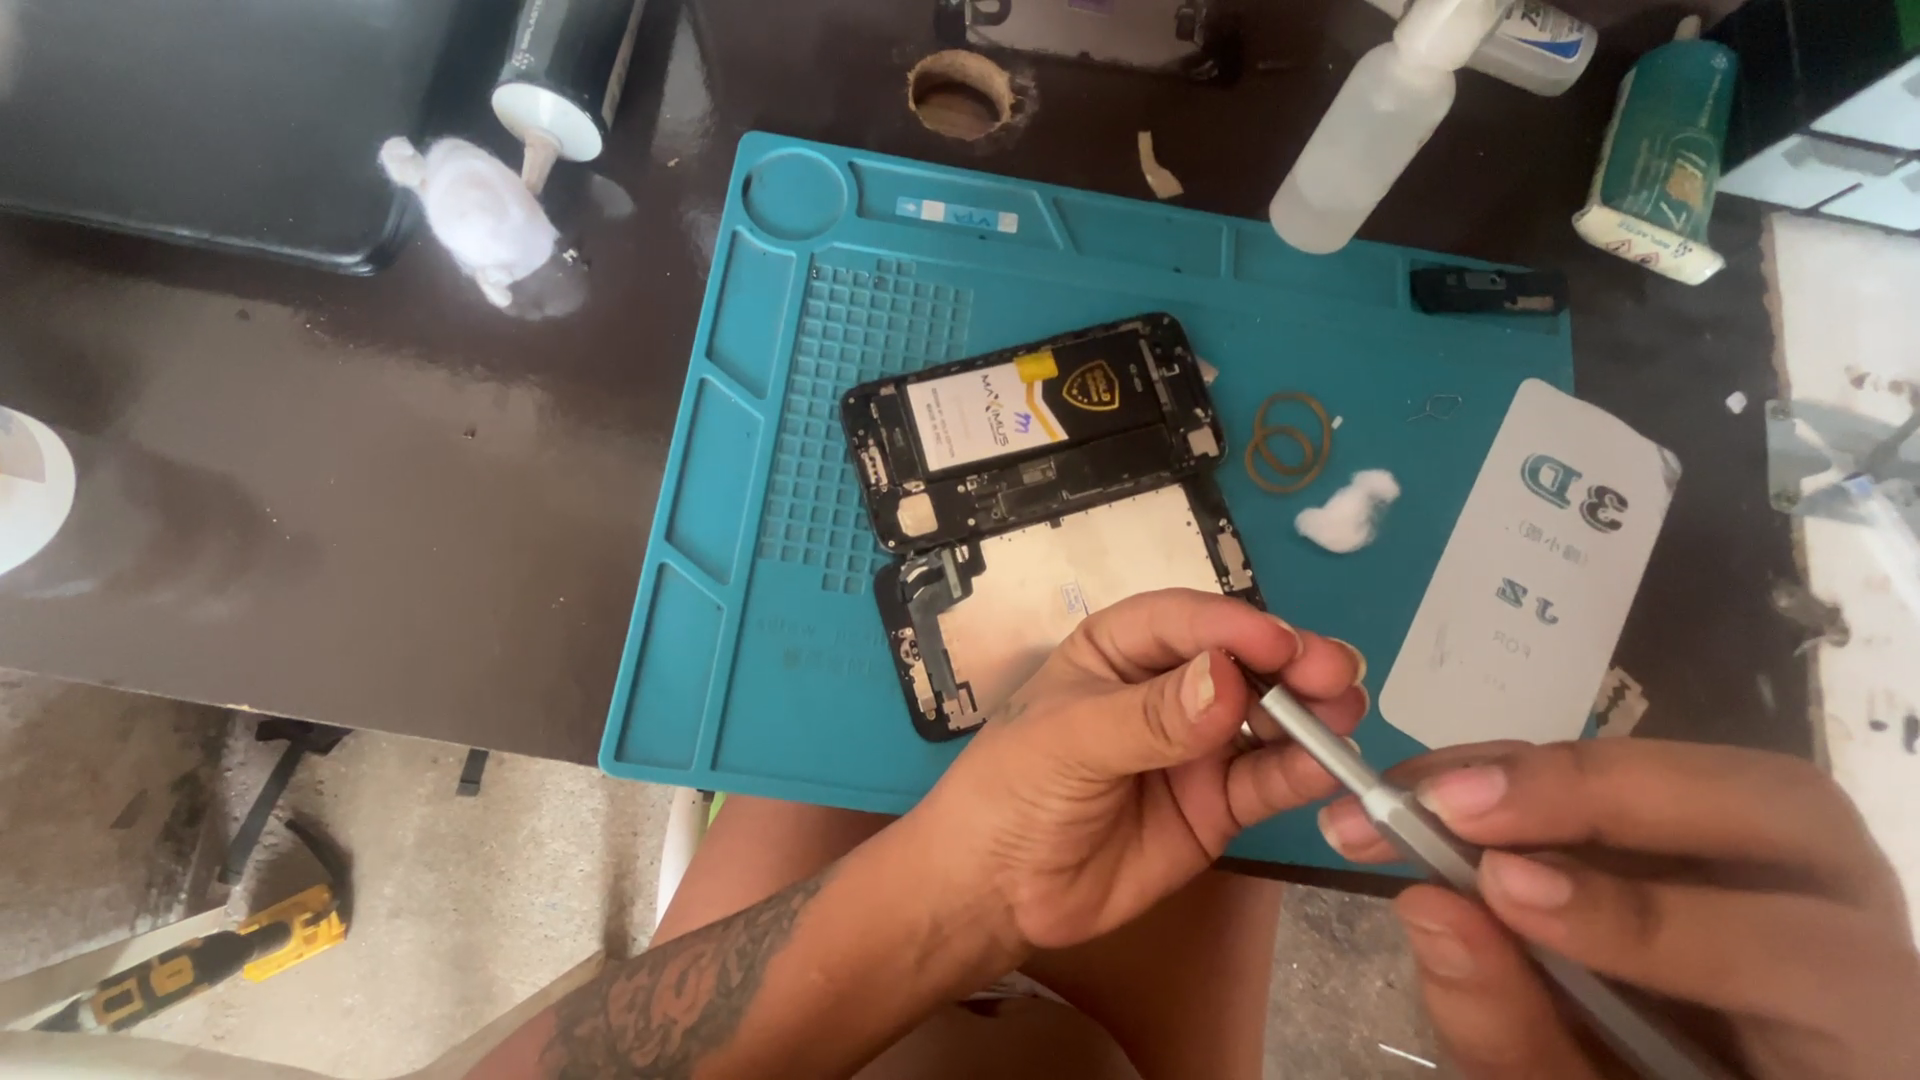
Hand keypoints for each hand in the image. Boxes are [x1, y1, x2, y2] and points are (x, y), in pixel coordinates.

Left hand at [908, 588, 1366, 951]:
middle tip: (1334, 675)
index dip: (1230, 625)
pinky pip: (1264, 781)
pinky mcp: (1215, 804)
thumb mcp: (1069, 741)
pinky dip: (1299, 773)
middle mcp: (1164, 689)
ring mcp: (1194, 747)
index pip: (1180, 621)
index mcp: (1116, 651)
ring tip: (1343, 716)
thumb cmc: (1012, 789)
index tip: (1278, 643)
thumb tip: (1229, 680)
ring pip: (1264, 718)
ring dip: (1307, 712)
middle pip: (1237, 662)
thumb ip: (1148, 717)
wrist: (997, 890)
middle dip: (1287, 662)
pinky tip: (1327, 769)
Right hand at [1317, 739, 1919, 1077]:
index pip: (1814, 963)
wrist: (1631, 1071)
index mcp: (1861, 1046)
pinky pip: (1607, 779)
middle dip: (1594, 789)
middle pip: (1780, 811)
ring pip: (1688, 775)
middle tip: (1452, 801)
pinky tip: (1428, 793)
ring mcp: (1769, 875)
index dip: (1652, 917)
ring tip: (1414, 793)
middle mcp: (1848, 935)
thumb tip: (1426, 904)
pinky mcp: (1684, 839)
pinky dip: (1510, 774)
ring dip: (1532, 772)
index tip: (1499, 888)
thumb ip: (1514, 1040)